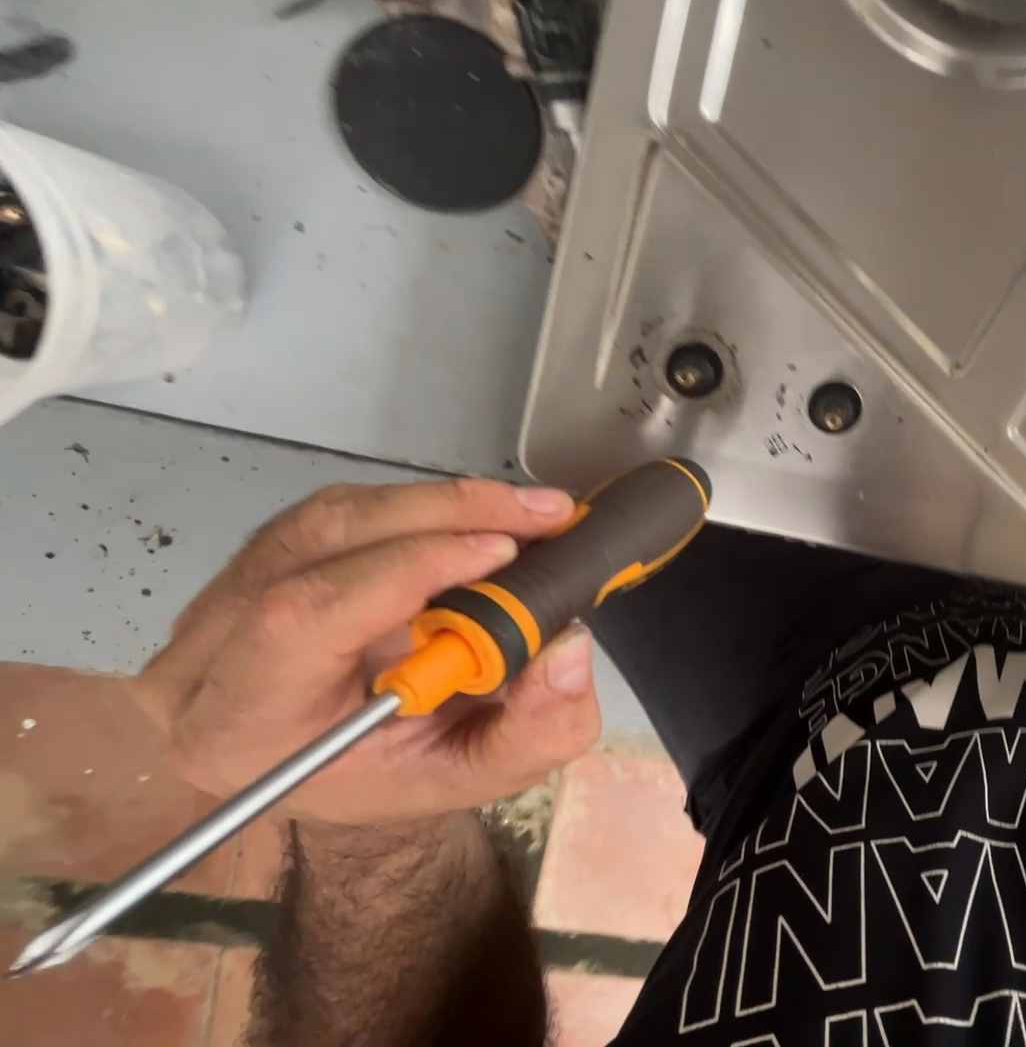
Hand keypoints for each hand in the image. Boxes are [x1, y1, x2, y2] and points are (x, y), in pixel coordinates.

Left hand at [137, 480, 601, 825]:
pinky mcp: (258, 563)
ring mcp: (220, 600)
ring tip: (527, 512)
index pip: (302, 621)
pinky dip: (425, 505)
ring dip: (444, 502)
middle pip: (318, 544)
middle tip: (542, 514)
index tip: (507, 553)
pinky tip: (482, 519)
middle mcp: (206, 656)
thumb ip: (540, 728)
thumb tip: (569, 647)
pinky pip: (342, 511)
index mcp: (244, 728)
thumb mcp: (489, 773)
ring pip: (332, 515)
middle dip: (445, 514)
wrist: (356, 762)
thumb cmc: (408, 774)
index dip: (408, 570)